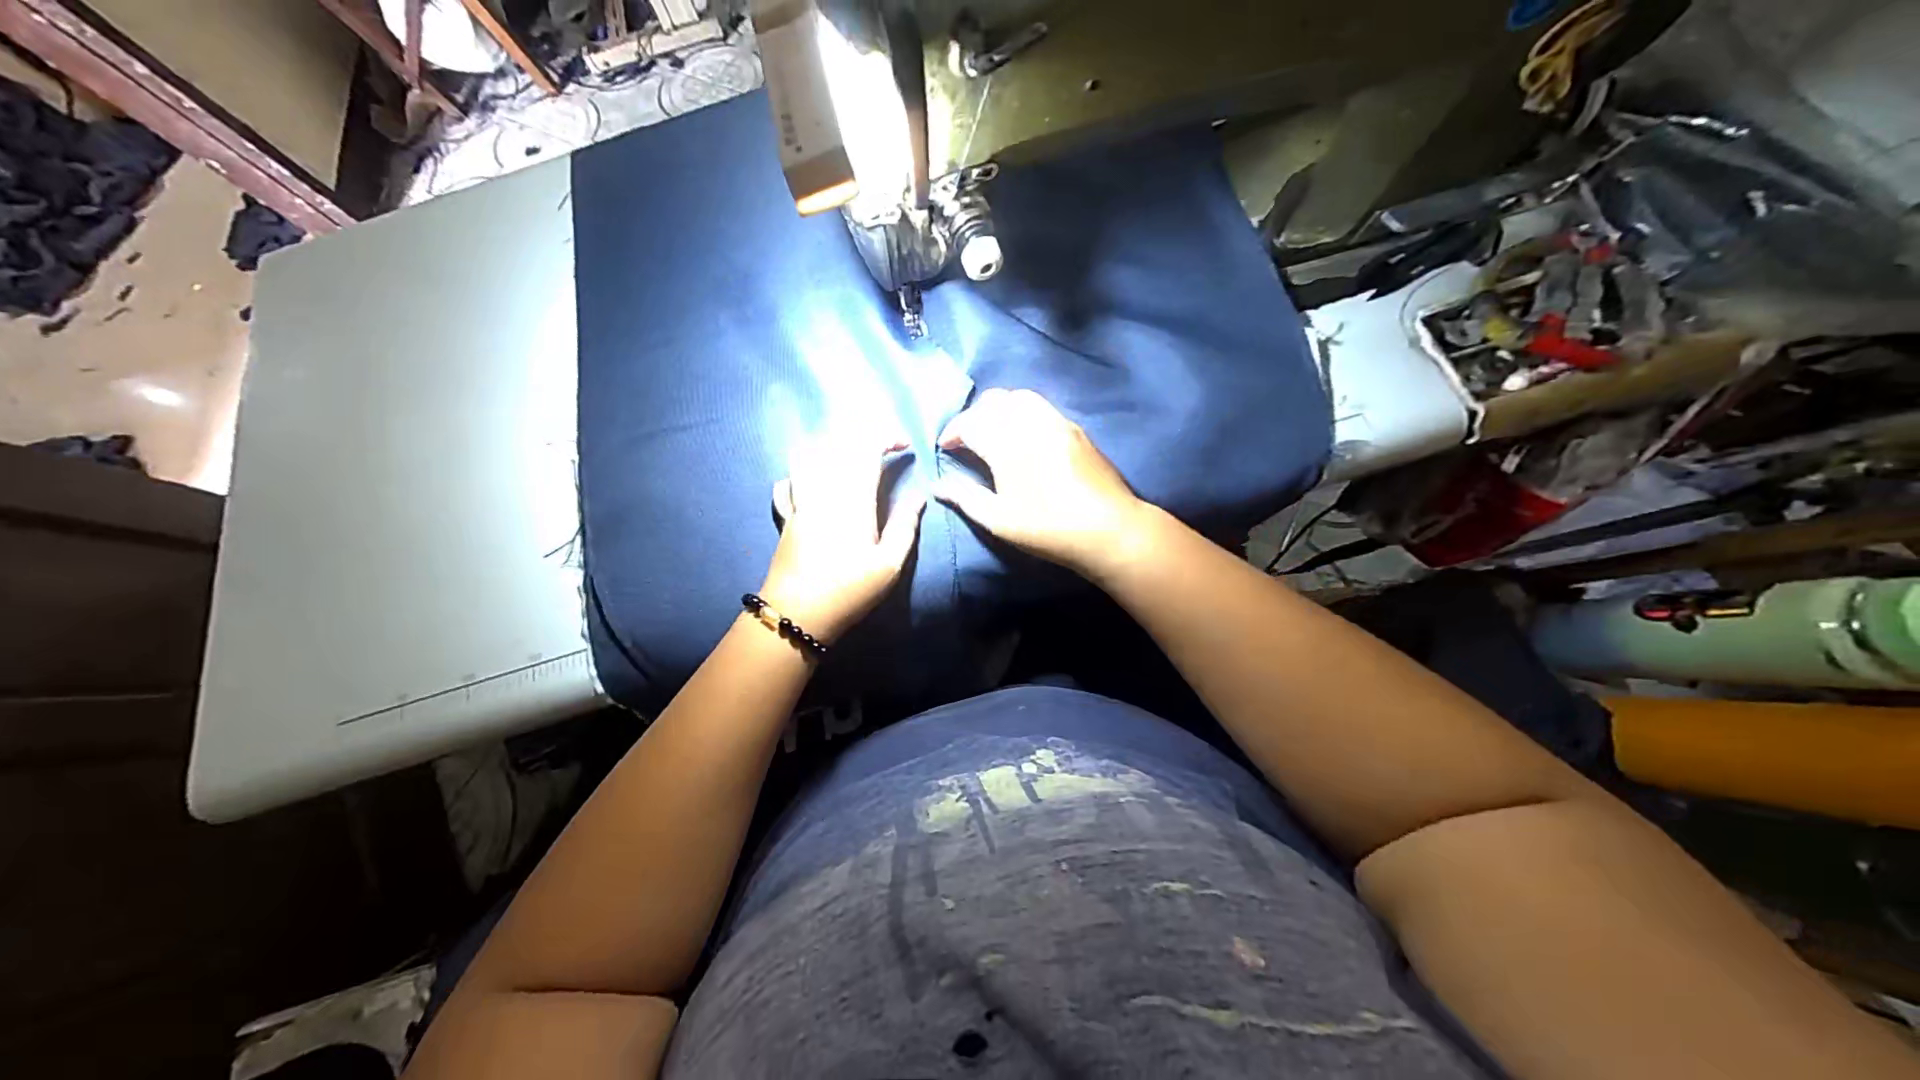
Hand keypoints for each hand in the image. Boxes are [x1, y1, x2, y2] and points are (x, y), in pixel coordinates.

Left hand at [758, 433, 925, 644]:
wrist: (796, 613)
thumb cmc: (848, 591)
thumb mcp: (889, 565)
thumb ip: (905, 526)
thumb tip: (919, 496)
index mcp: (853, 499)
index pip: (866, 448)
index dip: (886, 436)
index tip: (904, 445)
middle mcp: (824, 491)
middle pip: (837, 444)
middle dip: (862, 437)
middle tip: (882, 448)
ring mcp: (800, 501)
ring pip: (809, 455)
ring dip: (831, 447)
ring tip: (849, 458)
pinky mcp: (786, 516)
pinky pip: (788, 481)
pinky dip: (800, 473)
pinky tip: (809, 480)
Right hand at [932, 389, 1152, 577]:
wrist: (1109, 529)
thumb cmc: (1047, 528)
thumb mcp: (999, 520)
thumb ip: (965, 497)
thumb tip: (937, 485)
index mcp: (1006, 443)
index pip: (970, 422)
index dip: (953, 431)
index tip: (946, 448)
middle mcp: (1030, 422)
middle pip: (994, 401)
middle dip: (974, 416)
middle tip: (967, 440)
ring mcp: (1056, 421)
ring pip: (1019, 397)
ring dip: (999, 409)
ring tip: (994, 433)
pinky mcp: (1075, 428)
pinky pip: (1041, 406)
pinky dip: (1022, 411)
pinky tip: (1023, 436)